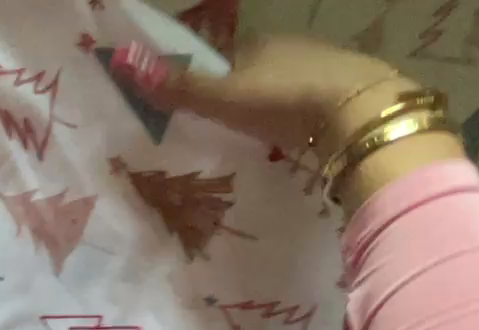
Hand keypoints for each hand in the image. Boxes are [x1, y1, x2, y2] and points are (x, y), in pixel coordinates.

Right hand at [126, 35, 403, 154]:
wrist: (355, 111)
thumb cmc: (281, 99)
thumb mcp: (222, 97)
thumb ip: (178, 88)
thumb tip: (123, 63)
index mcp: (258, 43)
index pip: (223, 59)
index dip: (206, 79)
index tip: (194, 106)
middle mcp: (289, 48)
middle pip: (252, 73)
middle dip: (237, 96)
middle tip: (221, 128)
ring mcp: (319, 68)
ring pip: (280, 87)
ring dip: (266, 108)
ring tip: (252, 138)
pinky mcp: (341, 93)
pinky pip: (304, 104)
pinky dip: (291, 118)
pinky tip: (288, 138)